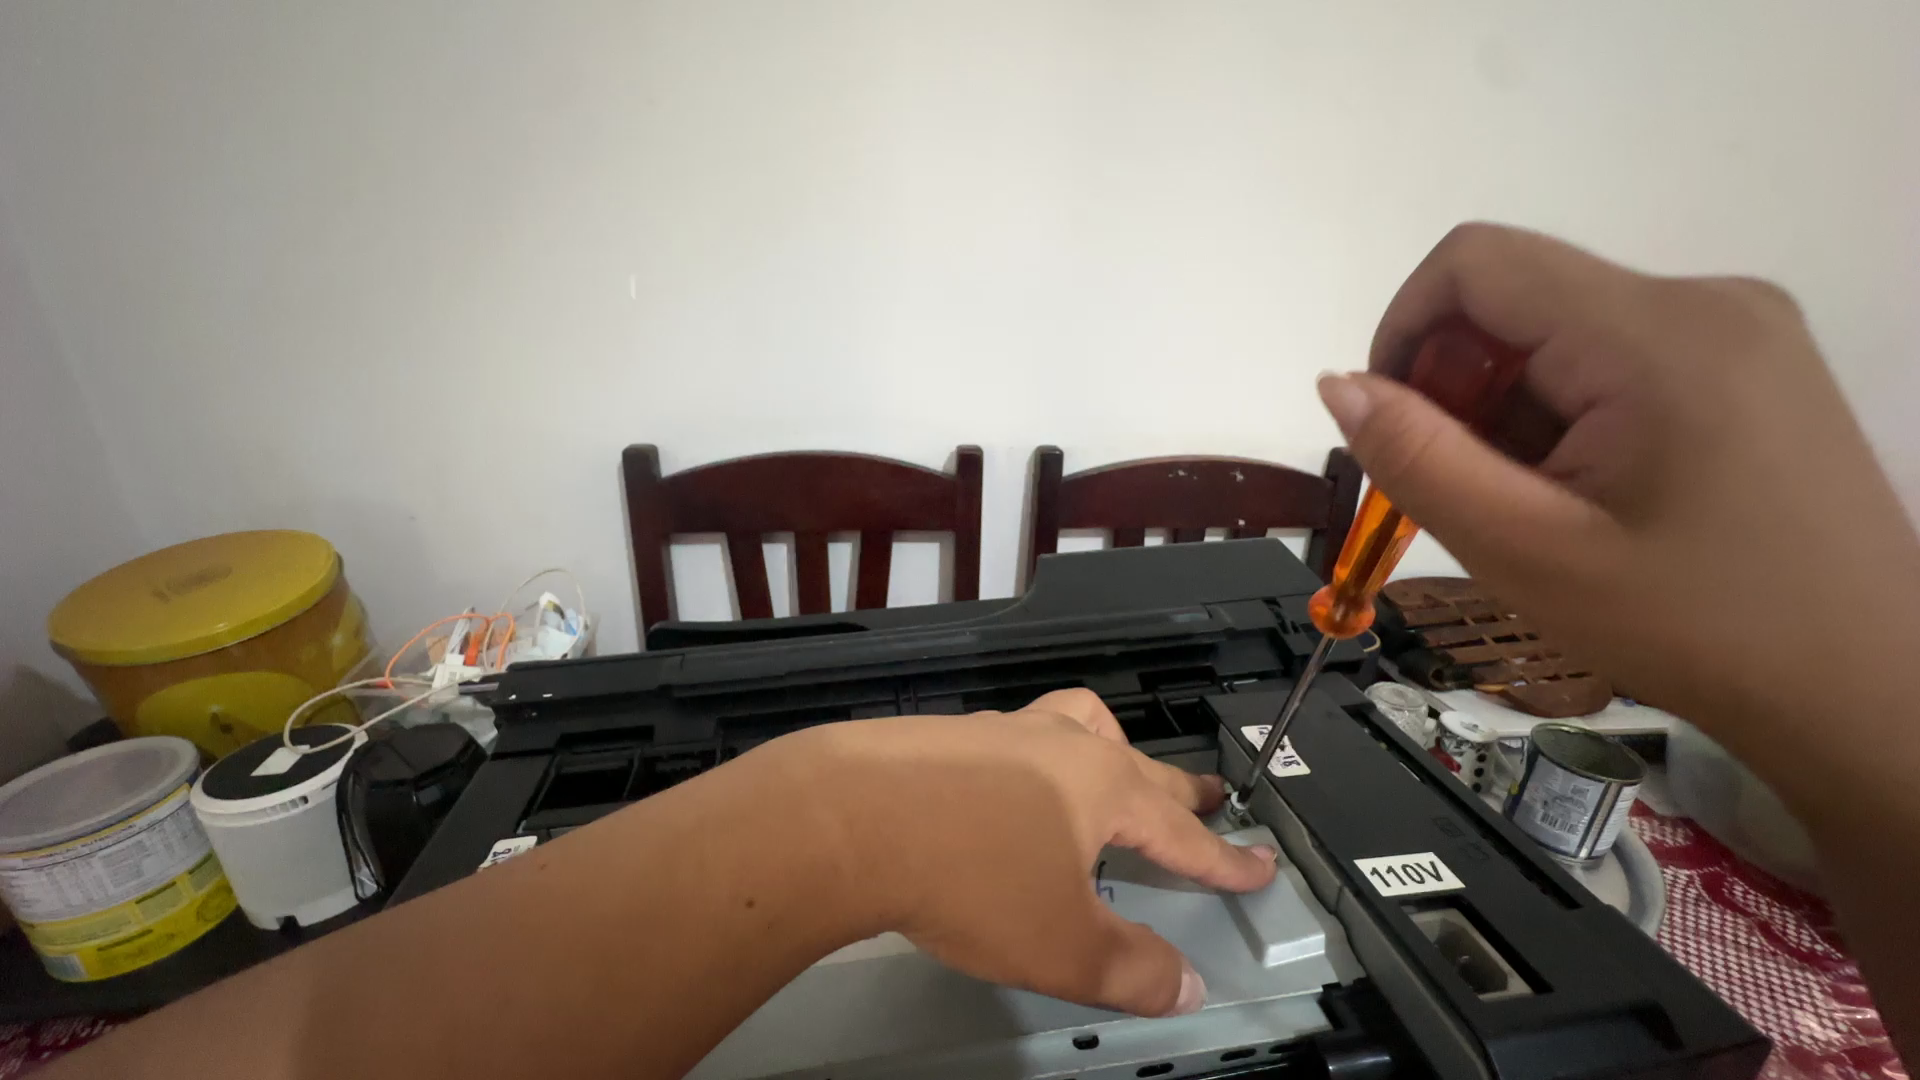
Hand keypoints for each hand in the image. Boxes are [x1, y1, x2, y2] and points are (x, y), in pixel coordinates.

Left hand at [771, 688, 1277, 1017]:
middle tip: (1209, 799)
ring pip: (1077, 722)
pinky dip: (1040, 753)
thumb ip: (1131, 969)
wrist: (852, 817)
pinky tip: (1014, 784)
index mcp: (1101, 787)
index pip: (1182, 831)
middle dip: (1180, 790)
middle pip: (1138, 765)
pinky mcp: (953, 734)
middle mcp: (1059, 745)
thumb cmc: (967, 875)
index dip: (1224, 858)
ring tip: (1111, 768)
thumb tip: (1183, 985)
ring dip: (1108, 745)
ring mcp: (1003, 730)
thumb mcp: (1062, 946)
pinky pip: (1019, 732)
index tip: (1257, 863)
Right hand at [1316, 224, 1919, 811]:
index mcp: (1654, 332)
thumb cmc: (1689, 623)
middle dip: (1452, 389)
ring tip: (1528, 504)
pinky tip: (1573, 491)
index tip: (1394, 424)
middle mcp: (1700, 302)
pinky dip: (1548, 420)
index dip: (1401, 330)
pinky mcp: (1735, 365)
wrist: (1861, 685)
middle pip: (1510, 301)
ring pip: (1547, 337)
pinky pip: (1596, 361)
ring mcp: (1728, 331)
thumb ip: (1415, 457)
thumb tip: (1336, 384)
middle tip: (1464, 488)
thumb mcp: (1521, 548)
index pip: (1474, 263)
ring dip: (1499, 414)